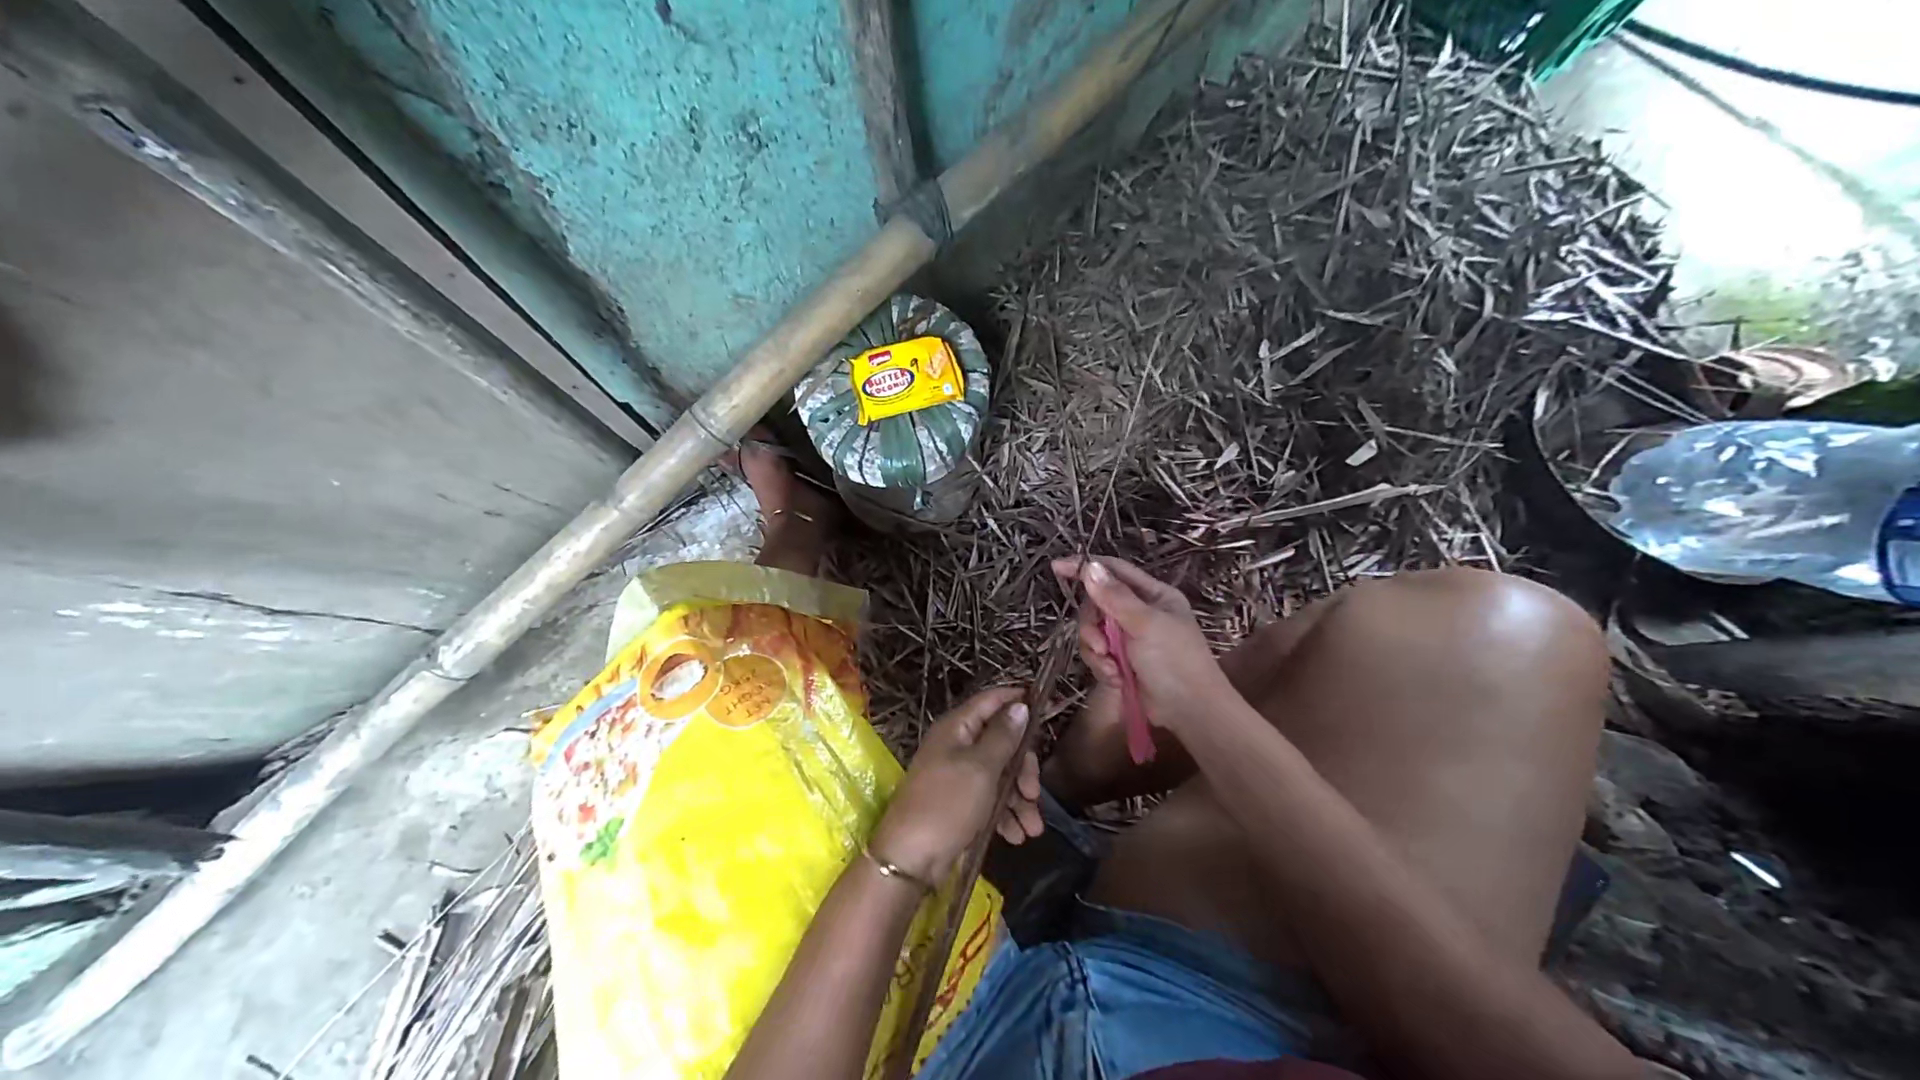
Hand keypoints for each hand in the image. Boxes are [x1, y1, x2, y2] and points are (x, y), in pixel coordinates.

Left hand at [870, 686, 1042, 883]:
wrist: (910, 859)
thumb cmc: (947, 805)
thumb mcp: (981, 768)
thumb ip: (1003, 736)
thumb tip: (1020, 705)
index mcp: (957, 728)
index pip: (991, 700)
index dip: (1019, 700)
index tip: (1047, 708)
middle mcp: (957, 745)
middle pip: (1002, 741)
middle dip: (1023, 767)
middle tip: (1034, 793)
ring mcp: (957, 774)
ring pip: (1000, 773)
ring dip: (1019, 798)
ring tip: (1032, 828)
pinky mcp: (959, 802)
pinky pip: (990, 798)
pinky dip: (1005, 813)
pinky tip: (1016, 836)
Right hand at [1051, 556, 1229, 734]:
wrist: (1189, 711)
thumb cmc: (1176, 660)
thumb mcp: (1146, 624)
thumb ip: (1115, 596)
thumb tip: (1089, 567)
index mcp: (1153, 595)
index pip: (1113, 570)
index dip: (1085, 568)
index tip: (1057, 567)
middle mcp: (1139, 612)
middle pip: (1096, 604)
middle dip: (1092, 626)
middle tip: (1100, 645)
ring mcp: (1129, 638)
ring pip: (1093, 632)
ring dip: (1097, 651)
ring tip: (1112, 668)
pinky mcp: (1120, 661)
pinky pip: (1096, 654)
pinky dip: (1102, 667)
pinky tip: (1117, 679)